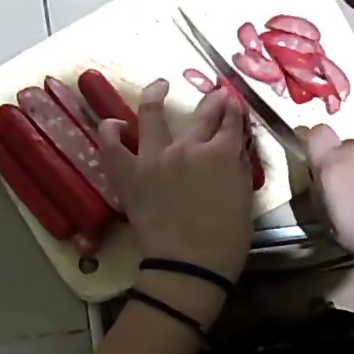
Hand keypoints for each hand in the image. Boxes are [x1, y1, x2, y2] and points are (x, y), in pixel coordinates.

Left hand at [96, 79, 253, 282]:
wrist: (189, 267)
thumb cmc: (225, 241)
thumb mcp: (244, 199)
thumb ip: (236, 167)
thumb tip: (232, 146)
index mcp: (222, 153)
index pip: (231, 120)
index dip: (234, 110)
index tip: (233, 104)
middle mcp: (189, 146)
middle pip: (202, 113)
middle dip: (212, 101)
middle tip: (214, 96)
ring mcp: (155, 157)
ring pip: (151, 114)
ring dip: (156, 95)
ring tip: (159, 87)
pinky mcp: (129, 174)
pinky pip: (112, 146)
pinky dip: (110, 132)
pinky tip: (113, 123)